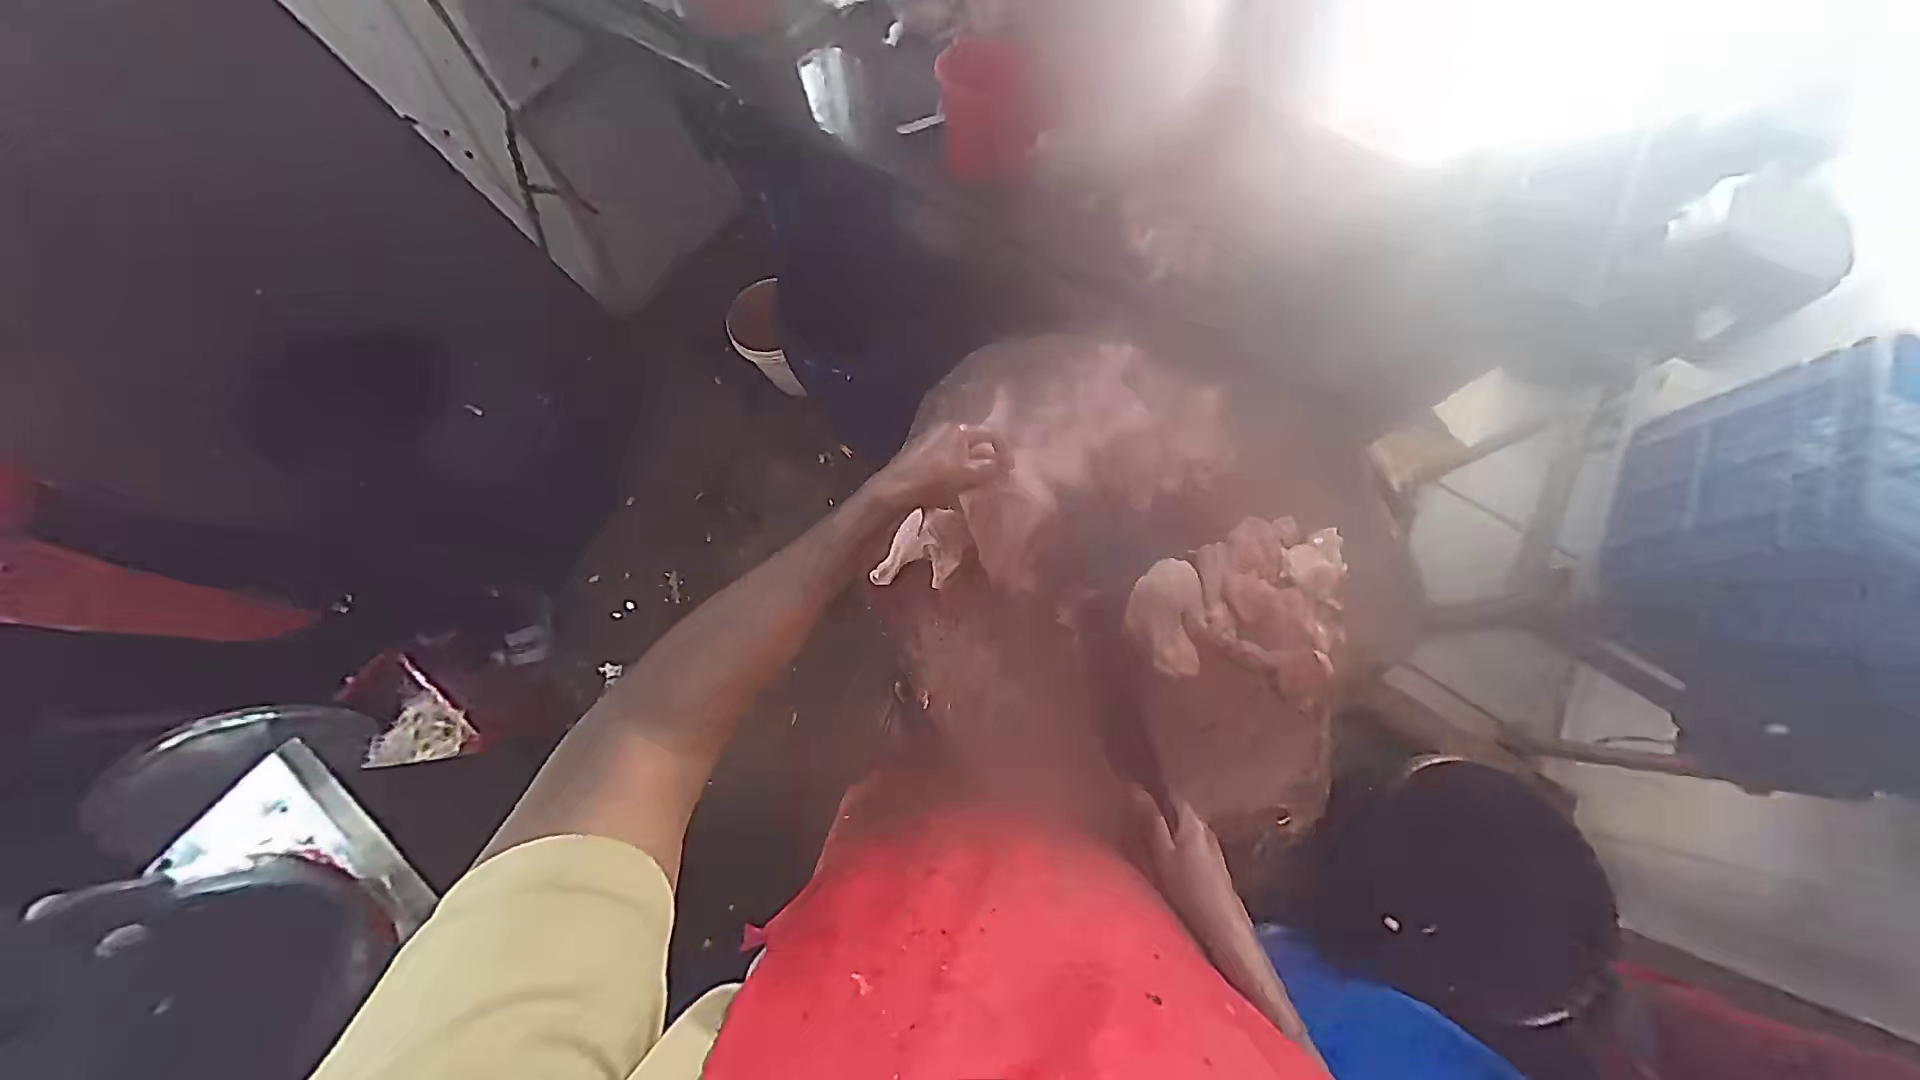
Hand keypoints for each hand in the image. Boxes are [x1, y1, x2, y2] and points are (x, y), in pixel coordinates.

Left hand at [867, 423, 1006, 508]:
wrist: (893, 491)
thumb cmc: (934, 481)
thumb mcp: (968, 476)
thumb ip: (991, 469)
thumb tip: (1006, 466)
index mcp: (959, 430)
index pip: (992, 434)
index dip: (1005, 452)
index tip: (1009, 472)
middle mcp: (943, 431)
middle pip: (974, 446)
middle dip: (985, 464)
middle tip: (992, 482)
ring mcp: (929, 443)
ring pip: (959, 457)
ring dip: (968, 473)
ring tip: (971, 492)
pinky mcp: (917, 458)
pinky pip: (943, 466)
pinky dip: (952, 478)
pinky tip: (948, 497)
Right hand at [1135, 791, 1244, 937]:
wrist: (1226, 933)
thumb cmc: (1189, 891)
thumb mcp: (1161, 855)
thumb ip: (1150, 821)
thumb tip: (1136, 789)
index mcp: (1192, 821)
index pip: (1171, 793)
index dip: (1152, 788)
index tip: (1132, 789)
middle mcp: (1205, 829)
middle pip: (1179, 810)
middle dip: (1158, 808)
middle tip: (1133, 813)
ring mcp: (1213, 849)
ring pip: (1185, 828)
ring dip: (1167, 828)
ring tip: (1144, 836)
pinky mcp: (1216, 869)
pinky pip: (1191, 845)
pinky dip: (1176, 845)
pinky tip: (1166, 860)